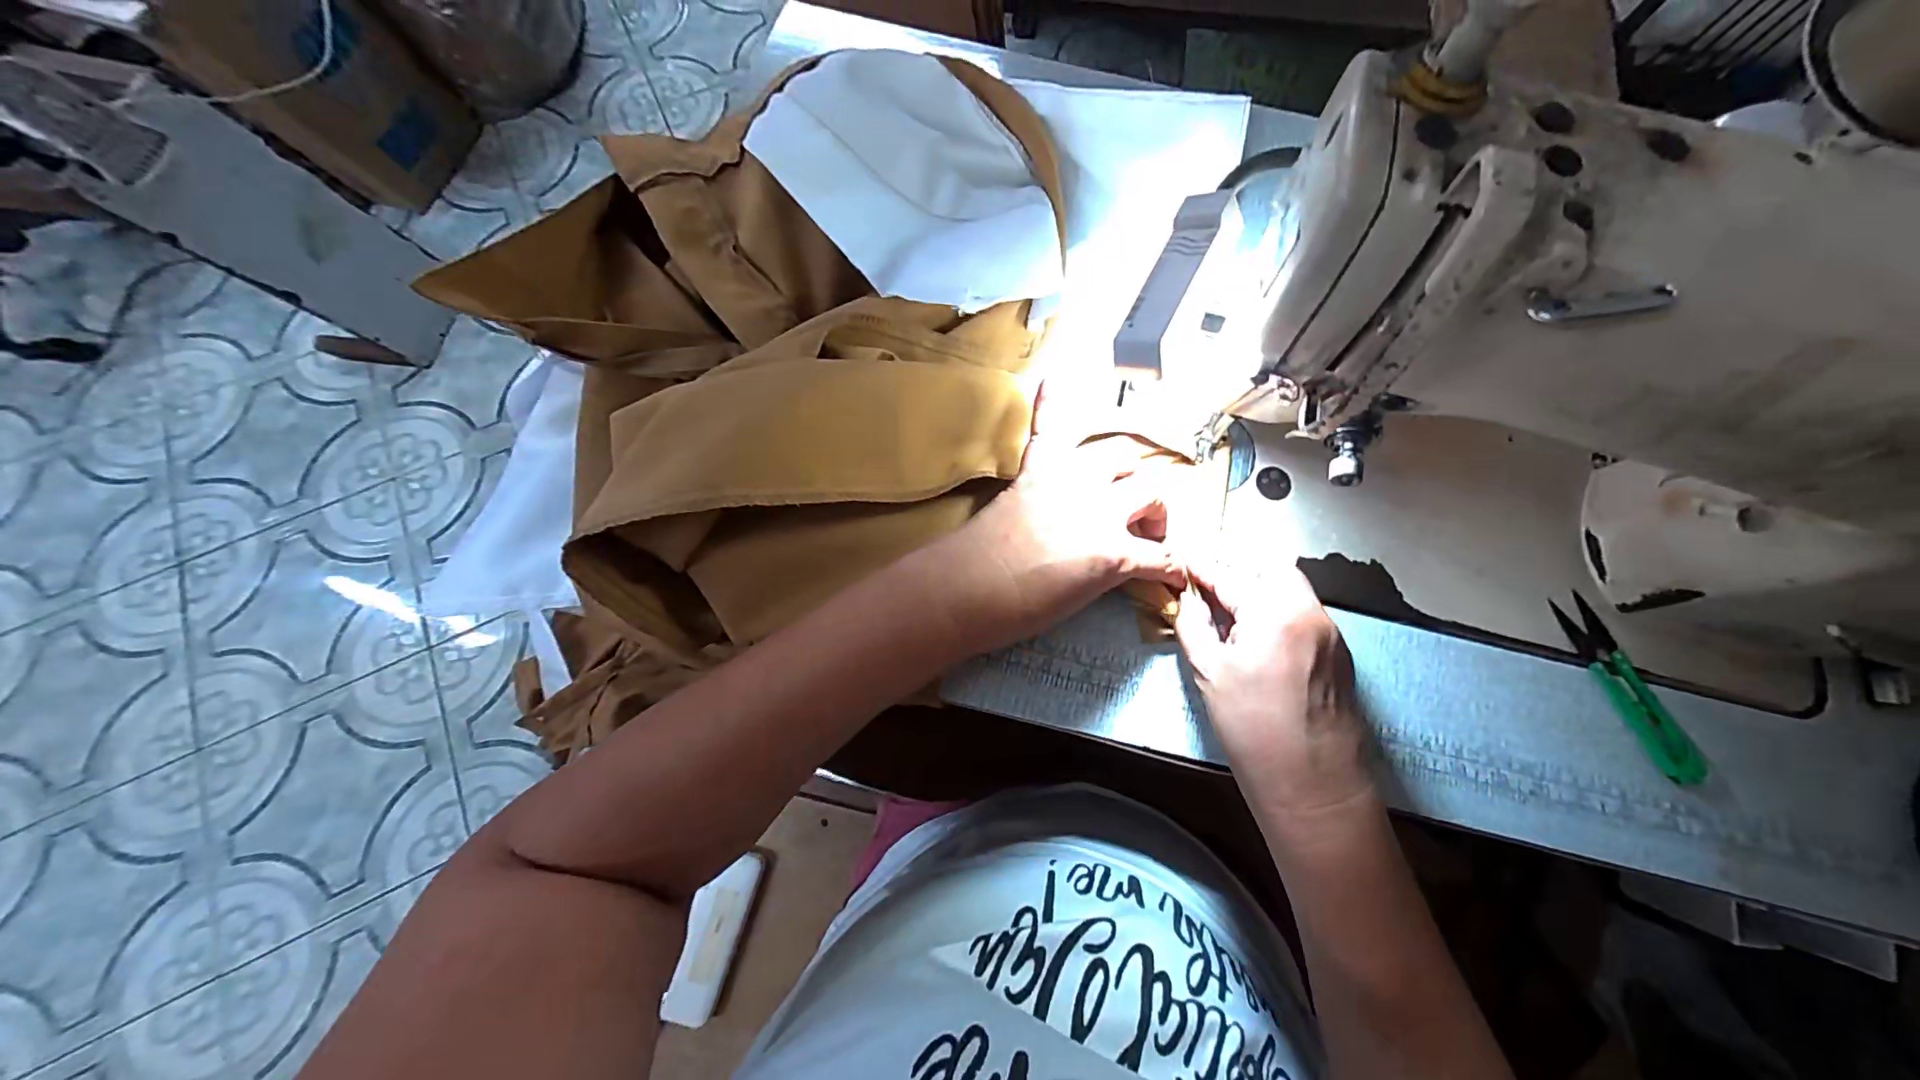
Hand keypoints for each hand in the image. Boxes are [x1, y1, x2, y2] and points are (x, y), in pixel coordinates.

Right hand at [914, 386, 1186, 655]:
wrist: (969, 586)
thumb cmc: (969, 562)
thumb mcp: (999, 516)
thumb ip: (1024, 507)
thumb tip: (1034, 529)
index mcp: (1039, 470)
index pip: (1051, 424)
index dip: (1052, 400)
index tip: (1055, 378)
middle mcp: (1074, 481)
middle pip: (1123, 456)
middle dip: (1135, 477)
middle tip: (1132, 507)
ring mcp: (1098, 514)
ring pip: (1155, 493)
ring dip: (1159, 516)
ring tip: (1151, 540)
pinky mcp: (1114, 555)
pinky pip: (1165, 557)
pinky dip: (1173, 571)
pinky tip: (1172, 582)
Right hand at [1175, 556, 1373, 832]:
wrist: (1314, 783)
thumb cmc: (1255, 730)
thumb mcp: (1209, 673)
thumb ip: (1194, 625)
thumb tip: (1188, 600)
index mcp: (1276, 614)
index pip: (1231, 575)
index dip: (1202, 568)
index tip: (1184, 563)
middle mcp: (1310, 613)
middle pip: (1268, 571)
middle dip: (1235, 572)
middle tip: (1204, 586)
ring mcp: (1329, 632)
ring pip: (1289, 590)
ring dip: (1257, 589)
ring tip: (1226, 609)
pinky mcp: (1336, 651)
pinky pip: (1301, 612)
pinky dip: (1275, 609)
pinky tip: (1254, 632)